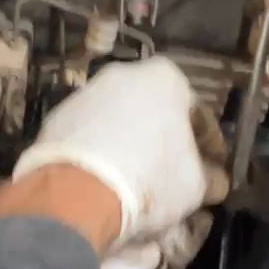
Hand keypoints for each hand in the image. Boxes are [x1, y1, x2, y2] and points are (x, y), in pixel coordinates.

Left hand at [11, 58, 225, 244]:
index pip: (197, 114)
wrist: (77, 193)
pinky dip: (99, 161)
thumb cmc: (151, 178)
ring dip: (130, 154)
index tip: (211, 169)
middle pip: (153, 118)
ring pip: (118, 129)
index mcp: (165, 79)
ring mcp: (84, 96)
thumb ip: (210, 178)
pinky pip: (88, 143)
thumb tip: (214, 181)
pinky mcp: (55, 122)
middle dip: (164, 148)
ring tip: (135, 189)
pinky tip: (103, 190)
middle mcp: (122, 76)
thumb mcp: (196, 185)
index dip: (208, 147)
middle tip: (171, 180)